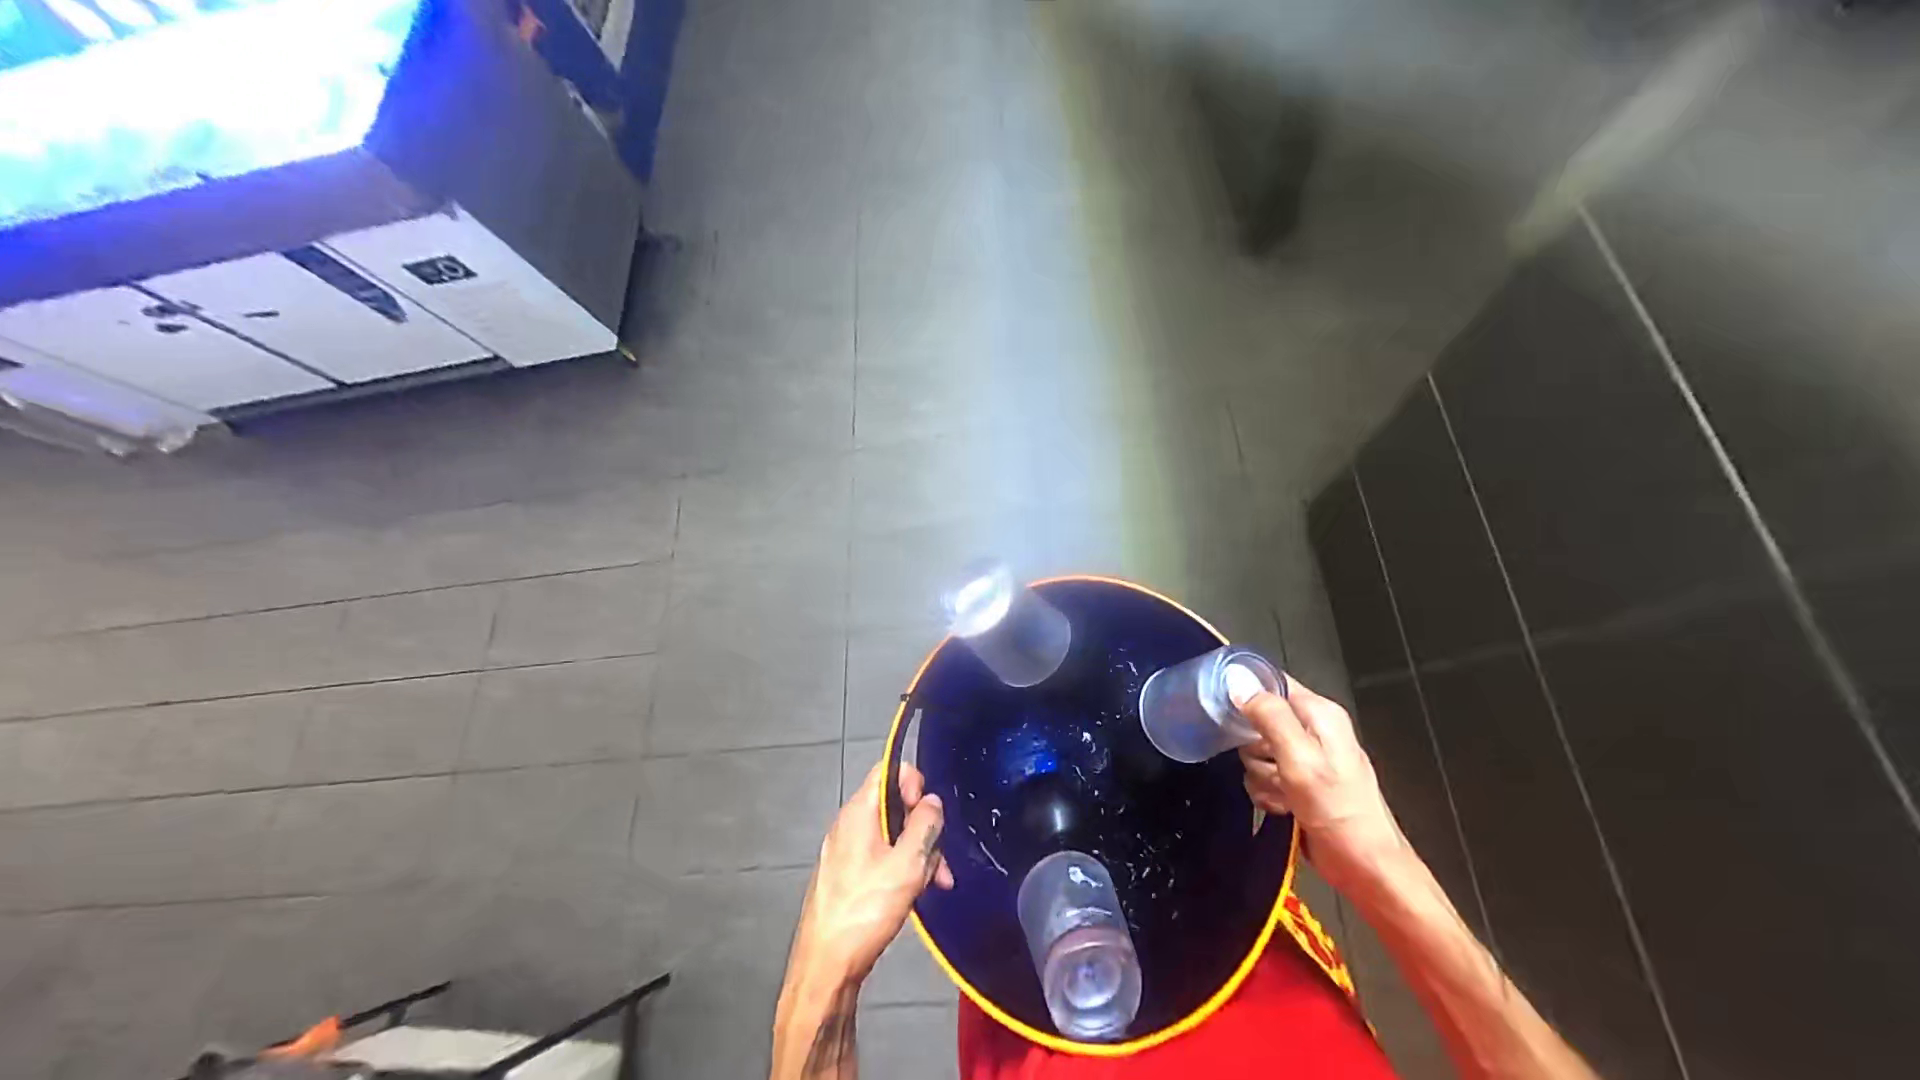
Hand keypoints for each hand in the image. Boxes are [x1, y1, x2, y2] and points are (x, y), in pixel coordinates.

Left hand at [784, 759, 954, 987]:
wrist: (825, 966)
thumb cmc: (865, 911)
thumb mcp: (907, 865)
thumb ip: (925, 825)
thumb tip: (932, 801)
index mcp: (860, 812)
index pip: (889, 771)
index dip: (915, 784)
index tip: (928, 816)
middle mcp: (849, 823)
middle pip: (895, 804)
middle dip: (923, 827)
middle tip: (938, 860)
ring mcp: (845, 849)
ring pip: (891, 834)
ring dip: (916, 853)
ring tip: (933, 884)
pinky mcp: (846, 874)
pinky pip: (880, 856)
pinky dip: (900, 868)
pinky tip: (913, 894)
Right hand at [1235, 677, 1411, 892]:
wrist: (1365, 867)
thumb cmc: (1338, 810)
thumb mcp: (1299, 758)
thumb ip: (1269, 716)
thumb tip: (1237, 679)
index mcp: (1319, 713)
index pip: (1271, 681)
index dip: (1245, 689)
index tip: (1226, 710)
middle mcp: (1313, 729)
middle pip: (1257, 719)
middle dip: (1253, 746)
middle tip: (1268, 765)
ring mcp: (1305, 757)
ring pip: (1255, 751)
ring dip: (1260, 775)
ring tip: (1281, 792)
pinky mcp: (1297, 783)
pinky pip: (1262, 776)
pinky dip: (1266, 791)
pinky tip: (1281, 805)